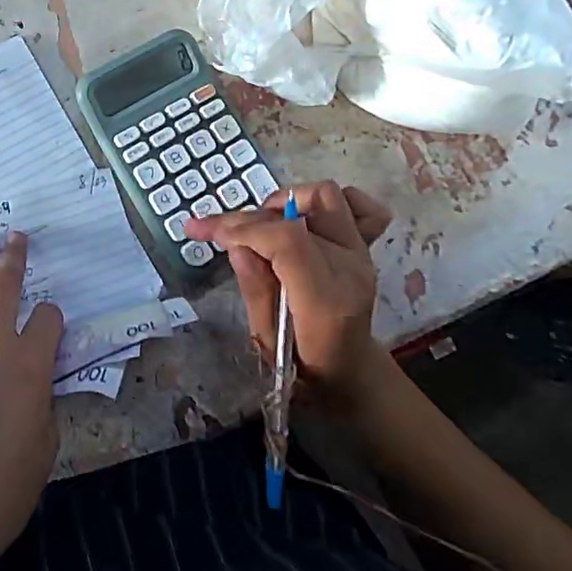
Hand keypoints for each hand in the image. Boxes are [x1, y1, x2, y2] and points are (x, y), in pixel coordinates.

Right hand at [183, 181, 392, 400]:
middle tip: (217, 231)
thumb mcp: (267, 342)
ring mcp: (362, 254)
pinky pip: (359, 206)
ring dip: (285, 204)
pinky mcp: (364, 247)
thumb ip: (254, 289)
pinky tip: (300, 217)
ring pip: (326, 197)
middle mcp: (351, 268)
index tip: (207, 232)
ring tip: (261, 227)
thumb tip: (235, 243)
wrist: (351, 373)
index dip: (243, 229)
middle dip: (249, 217)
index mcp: (327, 300)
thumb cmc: (305, 369)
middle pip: (298, 214)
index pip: (288, 241)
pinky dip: (323, 203)